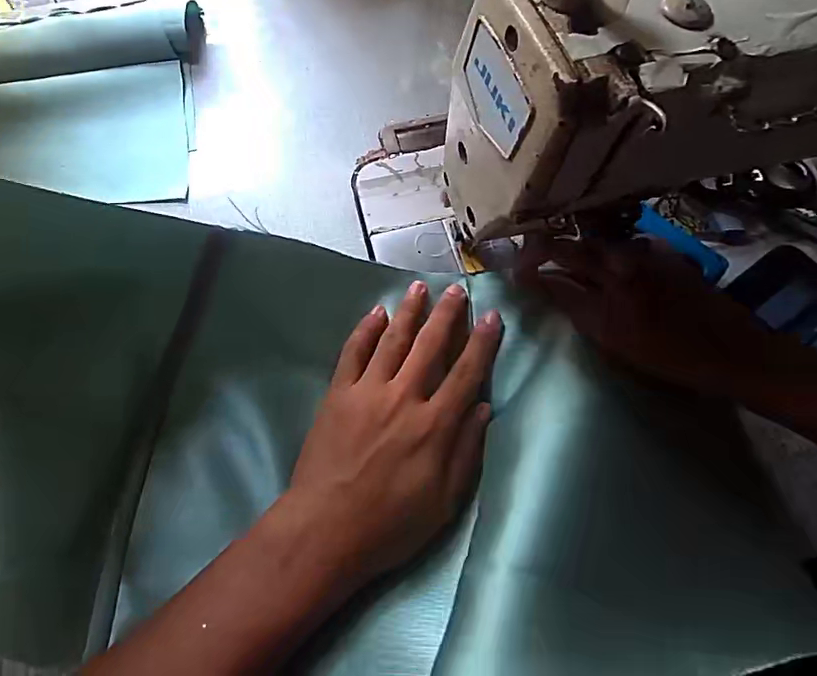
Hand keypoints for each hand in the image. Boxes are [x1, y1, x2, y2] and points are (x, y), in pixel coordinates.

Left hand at [275, 281, 501, 587]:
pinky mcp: (338, 393)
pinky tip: (376, 313)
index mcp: (433, 425)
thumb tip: (484, 408)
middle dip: (446, 314)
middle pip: (430, 345)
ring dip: (408, 311)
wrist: (324, 529)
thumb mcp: (443, 503)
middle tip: (456, 289)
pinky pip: (354, 352)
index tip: (492, 316)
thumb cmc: (390, 524)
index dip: (481, 342)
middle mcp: (403, 398)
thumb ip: (465, 452)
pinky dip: (366, 330)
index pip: (466, 373)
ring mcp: (367, 391)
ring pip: (393, 340)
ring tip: (419, 287)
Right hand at [522, 237, 816, 406]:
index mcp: (611, 266)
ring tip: (564, 271)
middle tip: (533, 264)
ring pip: (600, 245)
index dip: (531, 254)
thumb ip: (572, 302)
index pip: (558, 249)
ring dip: (578, 254)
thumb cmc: (671, 352)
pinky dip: (605, 259)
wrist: (737, 352)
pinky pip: (623, 251)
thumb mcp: (612, 335)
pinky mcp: (666, 257)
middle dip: (551, 250)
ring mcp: (649, 249)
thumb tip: (538, 279)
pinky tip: (605, 277)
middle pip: (578, 241)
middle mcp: (627, 248)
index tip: (514, 266)